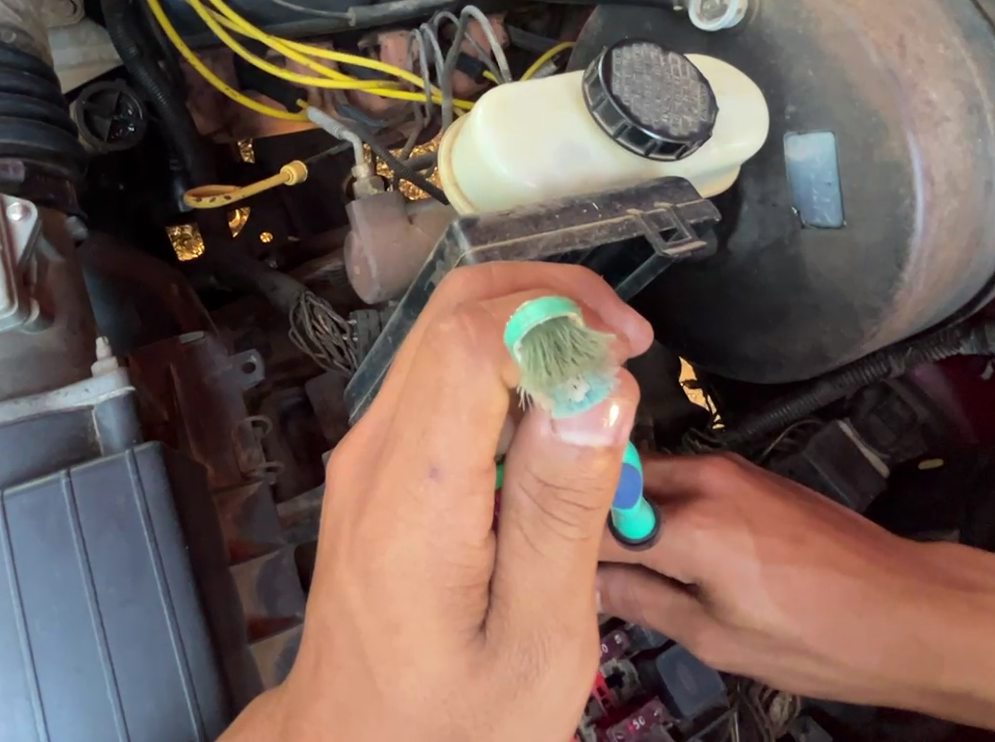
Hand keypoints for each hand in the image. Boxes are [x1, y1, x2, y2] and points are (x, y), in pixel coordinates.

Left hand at [223, 262, 650, 741]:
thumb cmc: (451, 720)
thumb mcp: (537, 638)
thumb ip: (563, 507)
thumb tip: (598, 386)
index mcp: (413, 490)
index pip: (466, 340)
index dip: (552, 317)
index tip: (625, 349)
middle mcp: (376, 445)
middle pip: (450, 311)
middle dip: (546, 295)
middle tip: (624, 336)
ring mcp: (370, 446)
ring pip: (445, 332)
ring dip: (528, 322)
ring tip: (600, 364)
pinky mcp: (379, 459)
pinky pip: (440, 376)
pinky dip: (504, 361)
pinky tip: (551, 405)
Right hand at [597, 455, 983, 708]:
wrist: (914, 609)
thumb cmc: (823, 640)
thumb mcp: (720, 639)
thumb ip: (643, 602)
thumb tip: (585, 587)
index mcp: (690, 527)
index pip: (594, 522)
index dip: (564, 539)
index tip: (543, 552)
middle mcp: (700, 477)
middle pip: (611, 483)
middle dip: (586, 513)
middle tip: (571, 552)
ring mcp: (723, 465)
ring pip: (642, 474)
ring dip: (621, 505)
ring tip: (615, 550)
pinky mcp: (741, 467)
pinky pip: (676, 475)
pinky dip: (656, 500)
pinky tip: (663, 537)